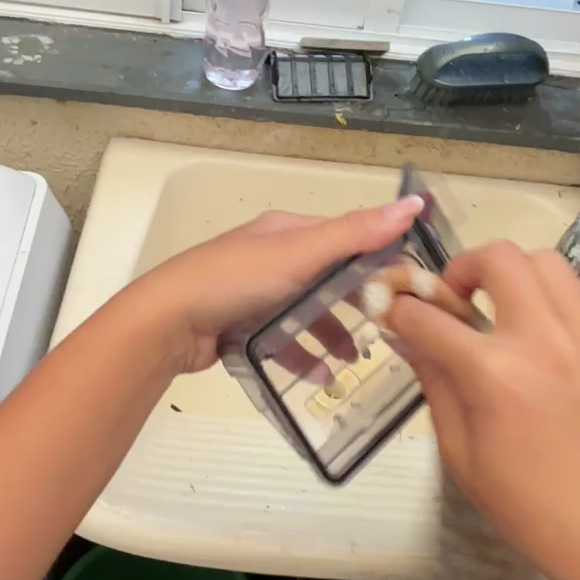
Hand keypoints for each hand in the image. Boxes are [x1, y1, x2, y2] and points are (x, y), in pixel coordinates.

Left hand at [129, 196, 425, 374]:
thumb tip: (412, 202)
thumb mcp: (300, 253)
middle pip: (328, 276)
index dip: (380, 258)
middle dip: (358, 301)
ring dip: (332, 333)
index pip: (346, 237)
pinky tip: (321, 376)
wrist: (167, 322)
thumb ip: (355, 233)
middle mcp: (272, 256)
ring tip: (355, 360)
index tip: (412, 288)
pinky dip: (303, 354)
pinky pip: (282, 339)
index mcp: (287, 230)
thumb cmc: (236, 279)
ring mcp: (255, 292)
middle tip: (391, 329)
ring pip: (306, 311)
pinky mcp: (242, 325)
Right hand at [386, 241, 579, 579]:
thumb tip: (408, 337)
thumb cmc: (529, 506)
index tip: (393, 311)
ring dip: (513, 274)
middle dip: (462, 268)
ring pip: (545, 260)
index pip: (428, 316)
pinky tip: (548, 327)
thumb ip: (434, 383)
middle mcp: (542, 338)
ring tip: (503, 308)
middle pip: (497, 257)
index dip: (399, 310)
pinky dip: (557, 293)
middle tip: (456, 301)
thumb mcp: (461, 453)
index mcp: (494, 374)